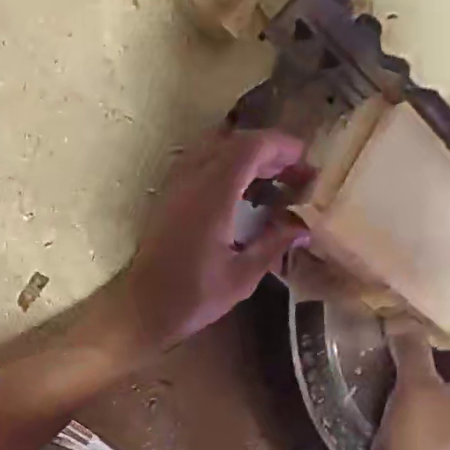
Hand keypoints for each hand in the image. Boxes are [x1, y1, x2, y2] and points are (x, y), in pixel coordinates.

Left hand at [93, 130, 310, 358]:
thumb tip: (303, 227)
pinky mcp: (167, 198)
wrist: (142, 308)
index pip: (251, 147)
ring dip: (245, 156)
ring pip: (213, 148)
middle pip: (233, 141)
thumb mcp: (241, 276)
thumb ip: (273, 244)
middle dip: (268, 150)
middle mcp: (191, 179)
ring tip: (271, 180)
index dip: (282, 147)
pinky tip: (240, 193)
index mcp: (213, 194)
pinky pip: (199, 163)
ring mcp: (175, 185)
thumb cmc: (192, 296)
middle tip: (295, 173)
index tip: (306, 161)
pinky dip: (224, 166)